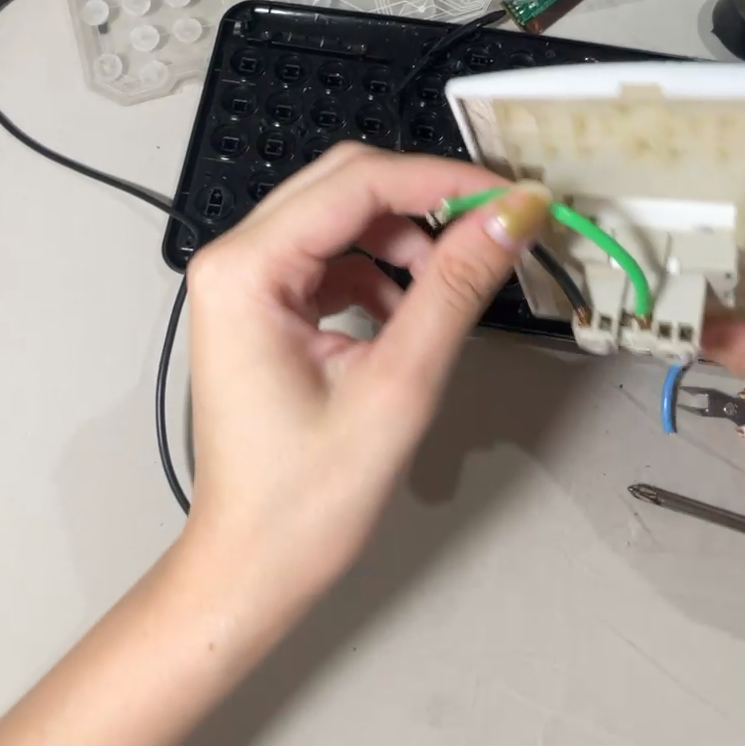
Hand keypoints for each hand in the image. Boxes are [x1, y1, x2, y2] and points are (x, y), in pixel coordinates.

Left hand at [182, 143, 551, 602]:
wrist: (255, 563)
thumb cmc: (302, 499)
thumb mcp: (397, 385)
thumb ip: (455, 288)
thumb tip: (507, 219)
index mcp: (245, 271)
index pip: (357, 184)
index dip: (442, 182)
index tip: (509, 197)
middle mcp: (235, 263)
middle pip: (344, 188)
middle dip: (424, 201)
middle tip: (493, 226)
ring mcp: (246, 284)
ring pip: (341, 220)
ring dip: (403, 240)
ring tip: (447, 286)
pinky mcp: (265, 307)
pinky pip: (332, 260)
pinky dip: (380, 273)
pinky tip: (406, 314)